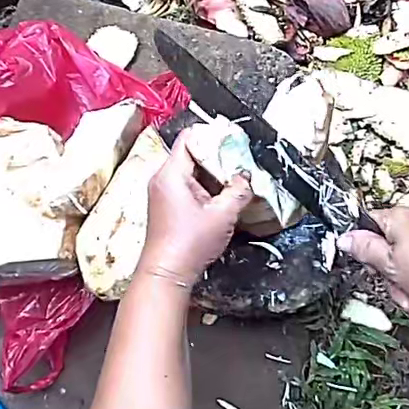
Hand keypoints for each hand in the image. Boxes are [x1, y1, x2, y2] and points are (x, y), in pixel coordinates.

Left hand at [135, 135, 252, 287]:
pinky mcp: (168, 205)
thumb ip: (238, 190)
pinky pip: (187, 185)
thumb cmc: (188, 245)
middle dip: (217, 154)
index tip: (232, 138)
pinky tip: (222, 194)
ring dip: (213, 172)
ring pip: (191, 170)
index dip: (211, 134)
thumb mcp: (223, 215)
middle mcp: (163, 179)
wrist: (166, 274)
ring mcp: (163, 192)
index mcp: (171, 174)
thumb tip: (246, 176)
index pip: (189, 138)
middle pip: (191, 153)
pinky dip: (205, 185)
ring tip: (235, 176)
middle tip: (239, 158)